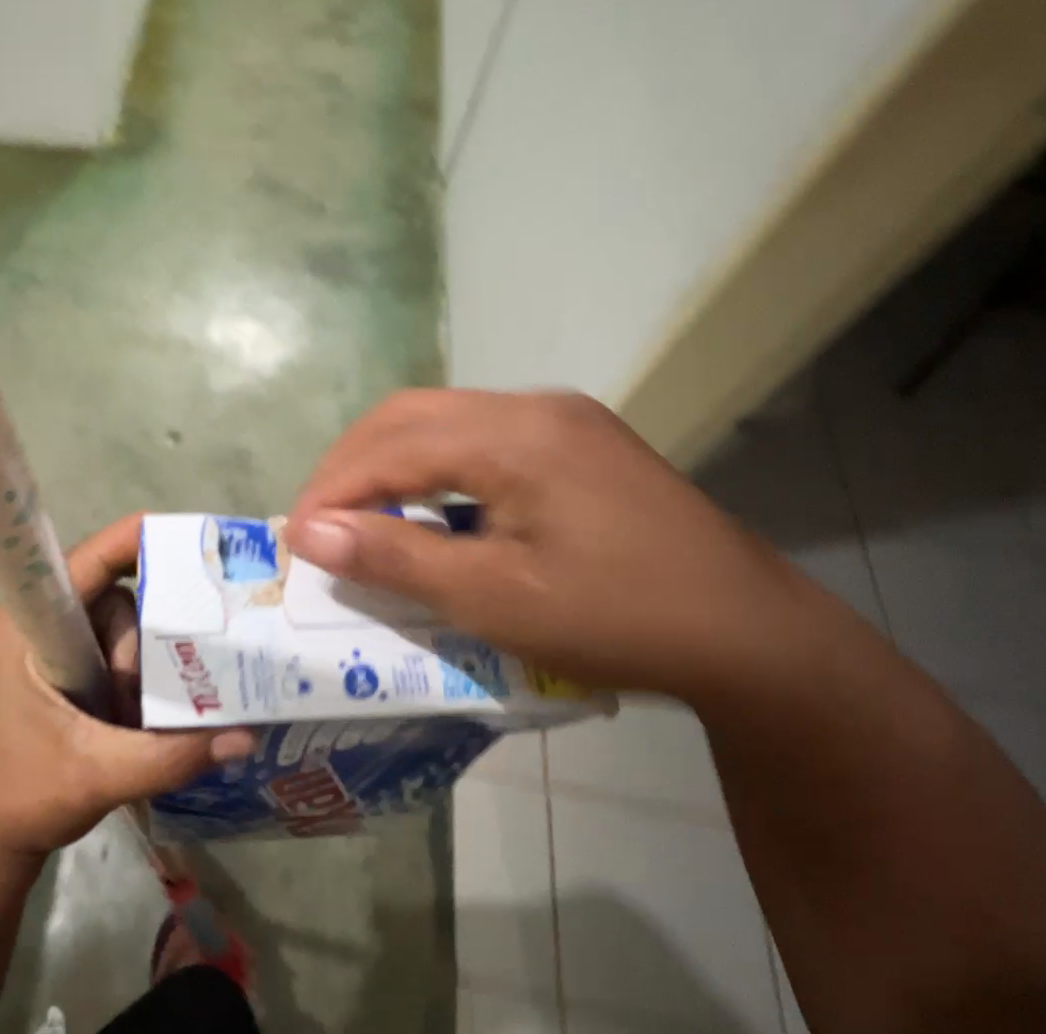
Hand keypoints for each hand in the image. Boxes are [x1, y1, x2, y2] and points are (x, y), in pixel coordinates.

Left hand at [0, 514, 256, 859]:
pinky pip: (120, 648)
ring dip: (144, 668)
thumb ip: (172, 756)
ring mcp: (57, 643)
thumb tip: (246, 737)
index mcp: (29, 626)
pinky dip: (142, 674)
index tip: (190, 539)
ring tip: (138, 718)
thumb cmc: (29, 793)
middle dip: (145, 643)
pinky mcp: (70, 664)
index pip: (83, 562)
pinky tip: (152, 712)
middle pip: (116, 596)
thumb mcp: (102, 774)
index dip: (131, 542)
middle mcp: (41, 621)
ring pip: (125, 626)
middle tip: (157, 689)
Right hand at [283, 390, 849, 700]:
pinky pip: (479, 439)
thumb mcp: (493, 598)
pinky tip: (428, 512)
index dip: (329, 491)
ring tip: (359, 520)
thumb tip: (306, 531)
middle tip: (317, 525)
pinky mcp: (578, 443)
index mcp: (515, 435)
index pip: (389, 447)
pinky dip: (433, 470)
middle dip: (349, 467)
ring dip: (389, 464)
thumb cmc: (616, 620)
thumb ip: (394, 555)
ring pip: (442, 421)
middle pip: (409, 416)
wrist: (753, 638)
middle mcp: (534, 408)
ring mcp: (562, 421)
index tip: (292, 541)